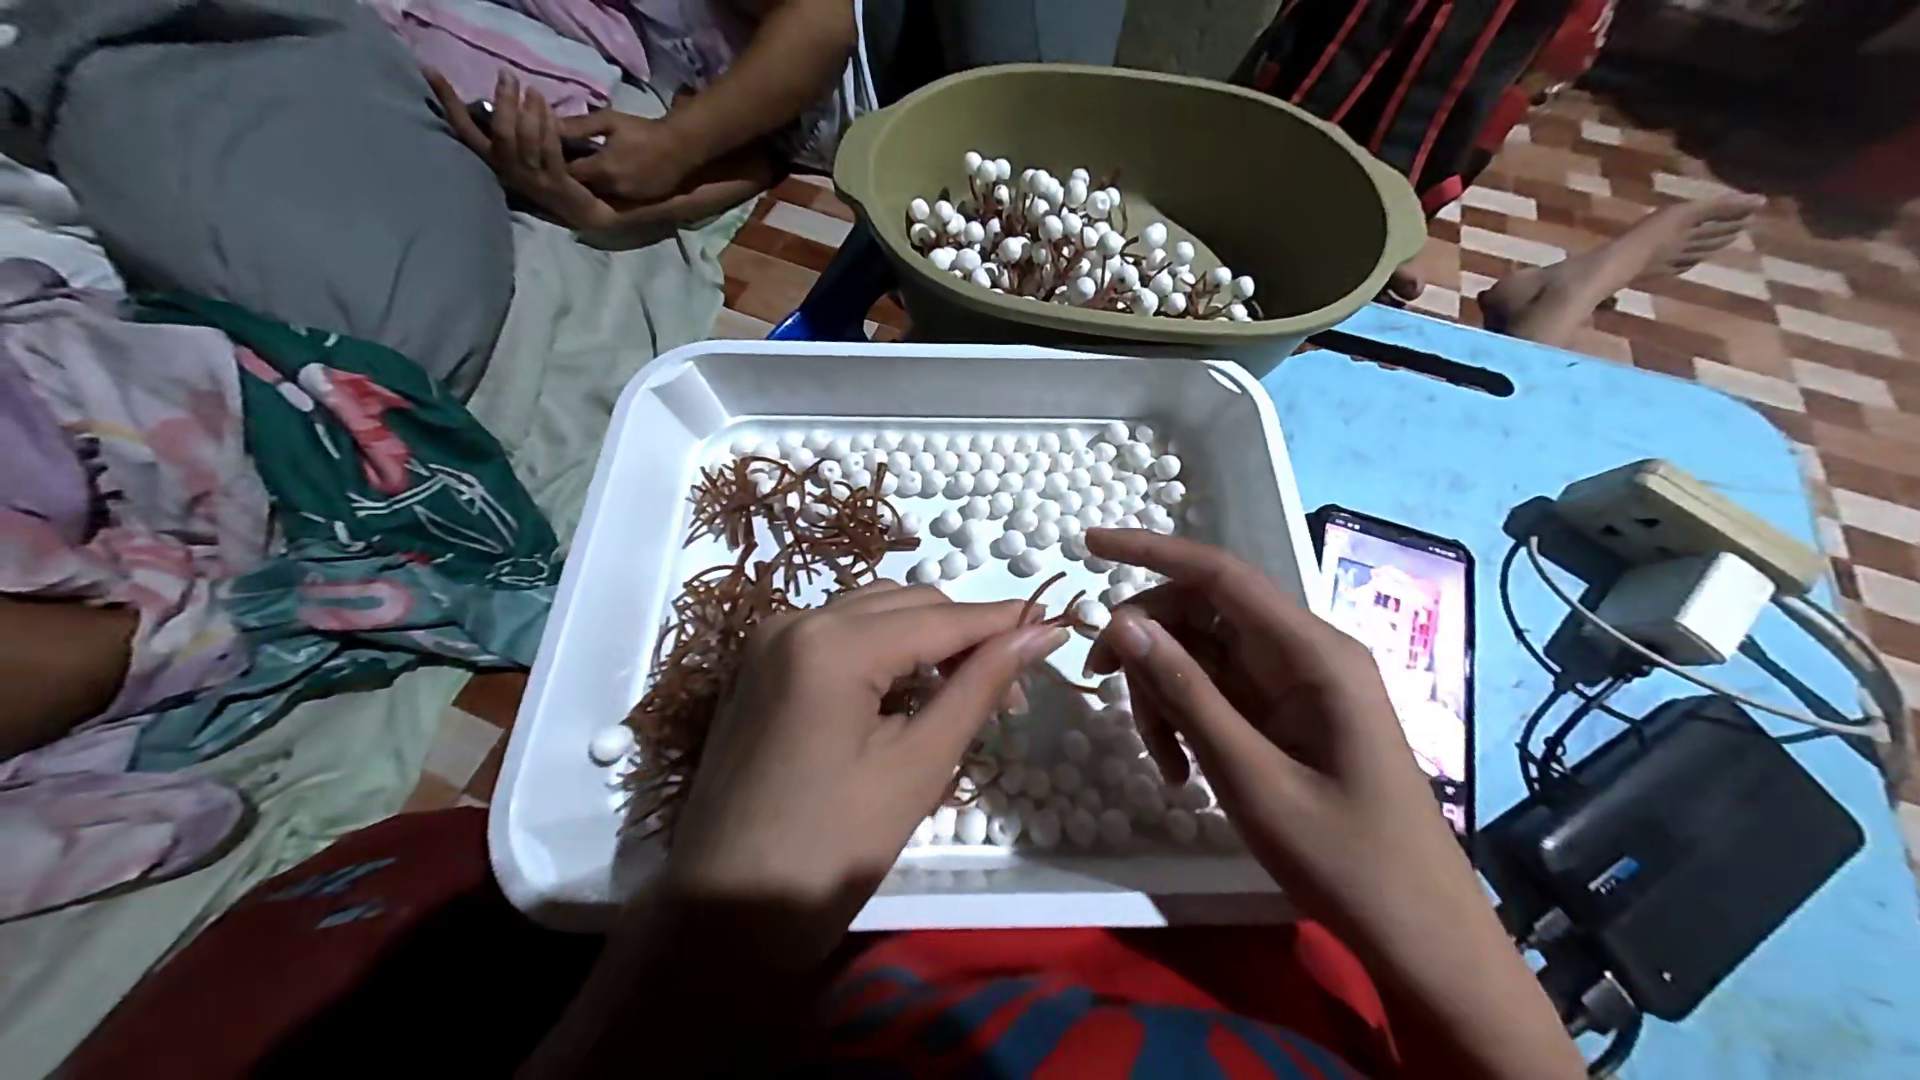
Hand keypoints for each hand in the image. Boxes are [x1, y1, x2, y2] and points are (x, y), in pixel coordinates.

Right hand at [426, 69, 621, 230]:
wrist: (584, 214)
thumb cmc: (552, 181)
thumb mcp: (524, 156)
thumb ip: (510, 134)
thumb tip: (497, 100)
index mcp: (496, 163)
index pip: (464, 130)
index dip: (447, 102)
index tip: (429, 70)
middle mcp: (510, 172)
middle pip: (500, 131)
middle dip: (503, 100)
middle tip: (508, 75)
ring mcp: (534, 180)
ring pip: (525, 138)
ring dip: (528, 110)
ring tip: (533, 90)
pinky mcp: (557, 184)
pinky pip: (550, 150)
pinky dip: (549, 127)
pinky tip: (549, 111)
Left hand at [560, 109, 700, 204]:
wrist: (679, 149)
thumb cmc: (643, 131)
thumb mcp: (609, 121)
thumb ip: (579, 126)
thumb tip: (551, 125)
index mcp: (602, 168)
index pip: (568, 171)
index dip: (558, 162)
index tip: (554, 151)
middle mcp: (612, 188)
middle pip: (582, 186)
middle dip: (573, 175)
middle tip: (568, 160)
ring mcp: (627, 198)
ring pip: (598, 193)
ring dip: (591, 183)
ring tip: (587, 168)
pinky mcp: (639, 201)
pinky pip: (615, 197)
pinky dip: (607, 188)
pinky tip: (608, 175)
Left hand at [666, 583, 1066, 910]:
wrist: (720, 916)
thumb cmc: (829, 851)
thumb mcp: (919, 766)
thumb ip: (980, 687)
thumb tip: (1041, 633)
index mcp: (831, 644)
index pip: (940, 617)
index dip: (1002, 621)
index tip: (1054, 630)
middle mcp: (795, 620)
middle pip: (907, 603)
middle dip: (964, 636)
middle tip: (1008, 693)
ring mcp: (770, 639)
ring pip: (874, 611)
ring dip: (926, 638)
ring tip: (961, 692)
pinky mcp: (761, 663)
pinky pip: (839, 633)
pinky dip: (884, 649)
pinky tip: (906, 691)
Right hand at [1084, 529, 1584, 1079]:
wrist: (1420, 938)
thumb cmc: (1346, 859)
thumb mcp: (1252, 776)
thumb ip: (1186, 693)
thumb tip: (1122, 622)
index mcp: (1311, 652)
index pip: (1219, 574)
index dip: (1151, 550)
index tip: (1090, 544)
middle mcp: (1301, 652)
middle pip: (1200, 615)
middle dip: (1146, 644)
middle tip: (1099, 681)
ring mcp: (1291, 683)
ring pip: (1199, 655)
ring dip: (1163, 694)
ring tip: (1162, 760)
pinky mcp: (1281, 713)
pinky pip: (1214, 692)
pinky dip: (1183, 719)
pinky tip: (1180, 770)